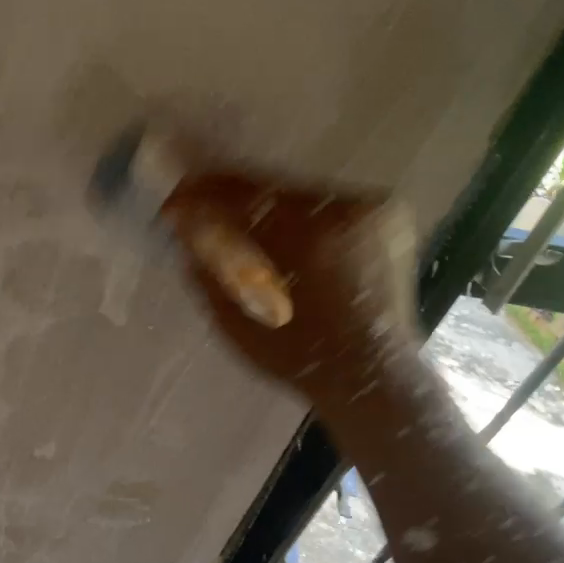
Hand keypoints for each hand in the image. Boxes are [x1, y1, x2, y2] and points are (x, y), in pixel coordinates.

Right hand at [162, 170, 419, 408]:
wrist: (370, 372)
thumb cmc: (298, 358)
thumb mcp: (237, 323)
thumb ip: (209, 272)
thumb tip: (184, 232)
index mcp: (308, 237)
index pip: (244, 196)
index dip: (204, 194)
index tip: (175, 201)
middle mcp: (346, 210)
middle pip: (275, 191)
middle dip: (236, 200)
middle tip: (202, 208)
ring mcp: (374, 208)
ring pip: (303, 197)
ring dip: (269, 209)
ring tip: (241, 226)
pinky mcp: (389, 214)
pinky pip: (331, 207)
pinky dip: (302, 218)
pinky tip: (285, 237)